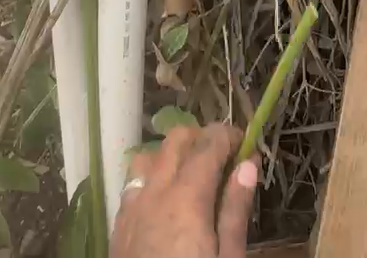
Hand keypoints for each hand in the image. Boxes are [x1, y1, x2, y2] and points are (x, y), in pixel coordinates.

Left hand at [113, 123, 258, 257]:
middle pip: (176, 139)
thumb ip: (235, 210)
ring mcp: (131, 211)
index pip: (209, 143)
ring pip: (148, 157)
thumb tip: (248, 165)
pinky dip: (150, 180)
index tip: (246, 144)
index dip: (230, 135)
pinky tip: (165, 204)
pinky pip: (132, 187)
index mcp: (187, 198)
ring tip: (191, 177)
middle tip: (223, 159)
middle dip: (201, 138)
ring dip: (171, 156)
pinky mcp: (117, 232)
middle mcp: (155, 194)